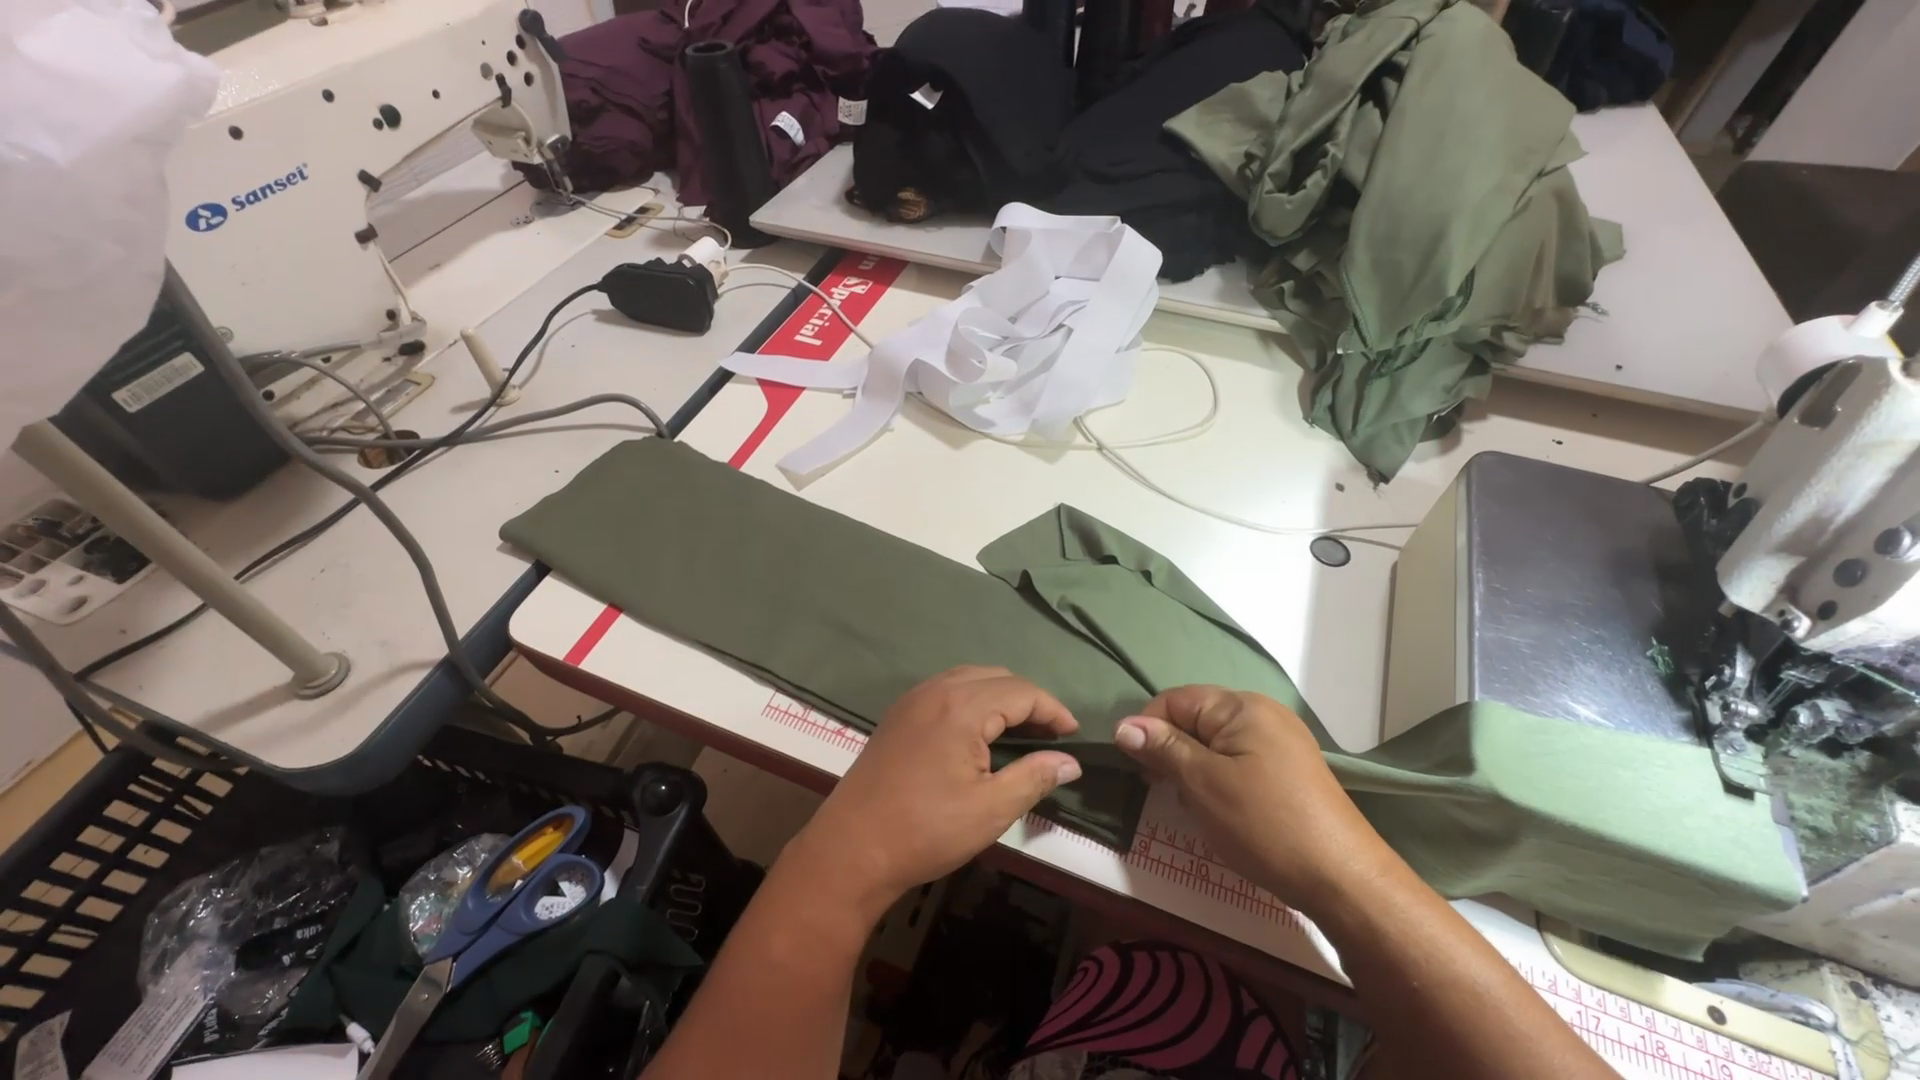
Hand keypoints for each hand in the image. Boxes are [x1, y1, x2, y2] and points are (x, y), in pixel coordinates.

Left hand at [783, 667, 1083, 915]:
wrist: (852, 849)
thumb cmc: (926, 830)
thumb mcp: (991, 809)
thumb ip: (1034, 777)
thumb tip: (1069, 762)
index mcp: (961, 707)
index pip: (1021, 692)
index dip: (1053, 711)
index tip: (1073, 737)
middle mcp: (936, 691)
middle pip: (996, 678)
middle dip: (1029, 702)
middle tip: (1050, 737)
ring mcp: (912, 701)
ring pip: (969, 681)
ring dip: (999, 699)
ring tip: (1020, 735)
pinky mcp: (898, 717)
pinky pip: (946, 692)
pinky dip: (972, 703)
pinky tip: (979, 736)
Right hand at [1114, 686, 1396, 918]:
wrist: (1342, 878)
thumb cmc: (1265, 824)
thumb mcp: (1203, 784)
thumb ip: (1163, 749)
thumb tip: (1124, 726)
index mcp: (1241, 706)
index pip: (1175, 699)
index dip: (1147, 729)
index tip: (1138, 771)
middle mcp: (1263, 713)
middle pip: (1195, 719)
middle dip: (1170, 751)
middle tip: (1163, 792)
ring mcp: (1280, 742)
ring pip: (1214, 743)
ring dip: (1193, 769)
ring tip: (1193, 805)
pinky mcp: (1289, 770)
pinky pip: (1238, 760)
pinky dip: (1218, 780)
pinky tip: (1220, 810)